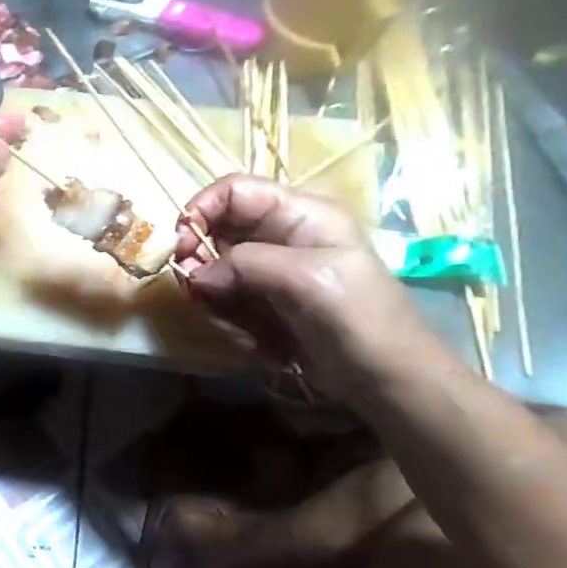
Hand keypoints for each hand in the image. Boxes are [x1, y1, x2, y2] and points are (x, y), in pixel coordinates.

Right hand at [174, 175, 456, 404]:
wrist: (386, 377)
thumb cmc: (358, 316)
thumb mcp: (306, 279)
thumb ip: (247, 264)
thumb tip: (197, 276)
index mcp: (299, 214)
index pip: (235, 190)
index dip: (202, 208)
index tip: (180, 242)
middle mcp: (281, 236)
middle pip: (218, 229)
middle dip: (200, 258)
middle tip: (194, 289)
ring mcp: (271, 271)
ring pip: (216, 269)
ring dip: (213, 296)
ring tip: (233, 323)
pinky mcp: (265, 303)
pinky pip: (226, 300)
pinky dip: (227, 318)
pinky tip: (252, 340)